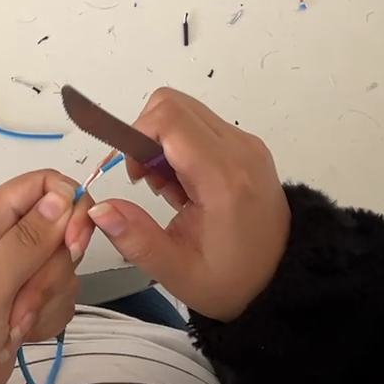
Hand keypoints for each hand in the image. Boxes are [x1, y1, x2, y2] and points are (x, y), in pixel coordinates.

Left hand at [0, 171, 86, 383]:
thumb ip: (28, 240)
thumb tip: (65, 195)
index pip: (45, 185)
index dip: (69, 207)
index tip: (73, 245)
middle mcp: (4, 238)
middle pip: (62, 229)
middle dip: (52, 270)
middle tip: (23, 299)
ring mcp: (17, 272)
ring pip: (64, 267)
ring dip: (46, 299)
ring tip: (11, 323)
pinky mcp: (27, 301)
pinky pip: (61, 296)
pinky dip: (46, 317)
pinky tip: (20, 334)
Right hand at [66, 88, 288, 321]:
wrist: (284, 279)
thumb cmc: (233, 279)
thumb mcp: (177, 272)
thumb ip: (136, 240)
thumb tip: (98, 209)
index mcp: (224, 179)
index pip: (168, 118)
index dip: (136, 136)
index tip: (134, 175)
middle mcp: (239, 149)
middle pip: (171, 104)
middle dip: (145, 136)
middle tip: (148, 180)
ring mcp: (245, 143)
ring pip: (182, 110)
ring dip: (160, 141)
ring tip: (168, 187)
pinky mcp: (244, 144)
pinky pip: (197, 123)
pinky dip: (177, 144)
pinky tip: (183, 184)